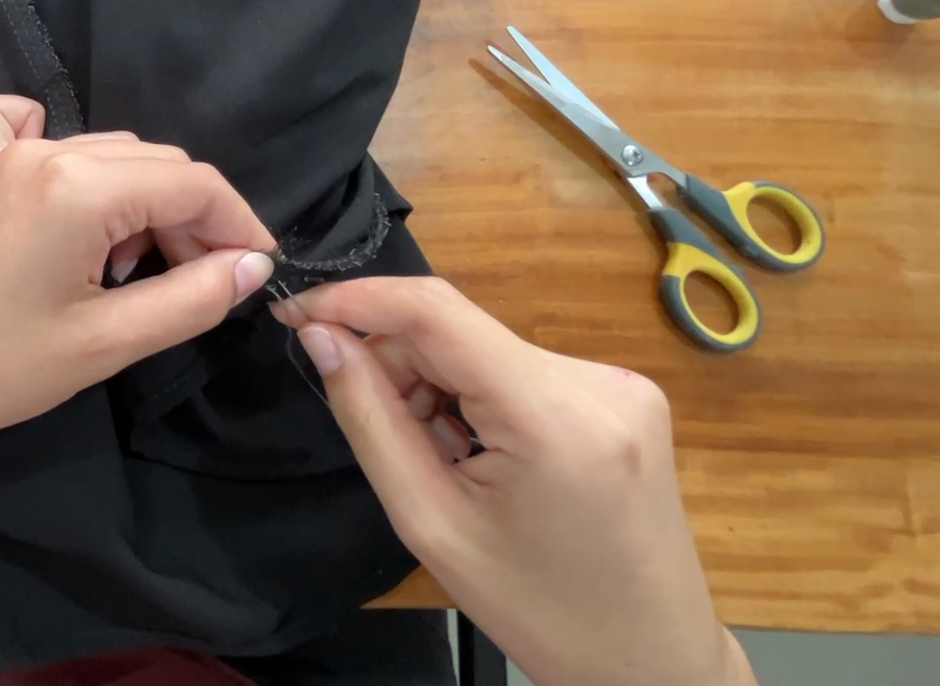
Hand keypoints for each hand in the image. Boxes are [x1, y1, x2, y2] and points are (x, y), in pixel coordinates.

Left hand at [0, 94, 276, 455]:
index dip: (239, 225)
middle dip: (195, 218)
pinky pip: (28, 131)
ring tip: (141, 268)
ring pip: (110, 155)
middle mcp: (46, 152)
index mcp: (80, 186)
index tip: (256, 272)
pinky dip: (69, 155)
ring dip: (144, 202)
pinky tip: (73, 194)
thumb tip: (250, 267)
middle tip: (201, 283)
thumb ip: (190, 298)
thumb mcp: (105, 343)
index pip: (194, 183)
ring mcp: (4, 155)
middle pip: (156, 164)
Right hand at [273, 278, 756, 685]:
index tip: (294, 311)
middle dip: (391, 361)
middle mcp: (595, 380)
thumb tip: (319, 333)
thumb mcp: (425, 517)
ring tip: (434, 452)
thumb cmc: (532, 608)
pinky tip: (469, 445)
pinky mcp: (615, 391)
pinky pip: (503, 360)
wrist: (650, 664)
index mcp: (554, 416)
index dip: (353, 297)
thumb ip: (365, 413)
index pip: (434, 310)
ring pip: (471, 342)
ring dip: (426, 380)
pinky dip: (464, 388)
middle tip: (375, 424)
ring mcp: (614, 382)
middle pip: (449, 329)